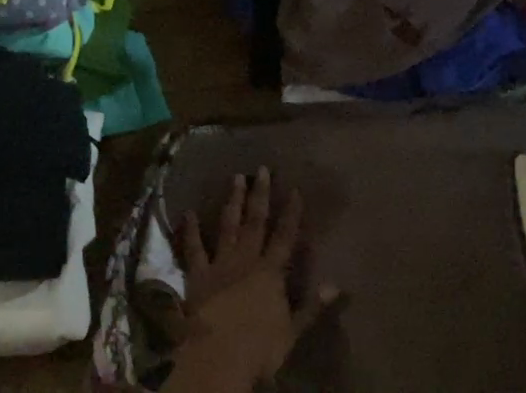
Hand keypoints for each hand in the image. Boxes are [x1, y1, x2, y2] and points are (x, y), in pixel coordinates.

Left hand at [163, 167, 337, 392]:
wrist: (218, 356)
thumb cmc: (259, 348)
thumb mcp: (292, 331)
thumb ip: (312, 306)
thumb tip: (337, 285)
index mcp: (270, 272)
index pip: (285, 236)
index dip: (291, 213)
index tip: (294, 189)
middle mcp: (246, 260)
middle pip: (255, 222)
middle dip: (260, 194)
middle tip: (261, 168)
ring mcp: (220, 264)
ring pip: (227, 226)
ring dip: (232, 202)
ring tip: (235, 177)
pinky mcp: (197, 275)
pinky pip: (193, 249)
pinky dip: (191, 230)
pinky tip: (188, 212)